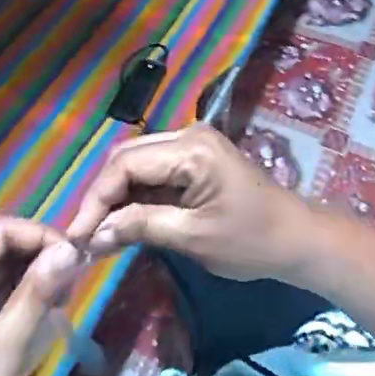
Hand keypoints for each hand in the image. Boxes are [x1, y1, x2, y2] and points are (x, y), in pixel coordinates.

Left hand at [0, 217, 82, 375]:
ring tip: (62, 304)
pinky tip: (45, 323)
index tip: (78, 256)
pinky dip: (25, 306)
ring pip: (3, 274)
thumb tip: (72, 247)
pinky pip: (0, 301)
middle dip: (39, 259)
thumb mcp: (1, 355)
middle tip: (76, 282)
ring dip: (35, 283)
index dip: (39, 236)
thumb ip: (35, 296)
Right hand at [65, 124, 316, 280]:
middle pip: (126, 158)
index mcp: (190, 149)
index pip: (125, 165)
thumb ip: (140, 227)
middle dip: (102, 196)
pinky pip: (153, 170)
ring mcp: (191, 143)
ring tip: (97, 231)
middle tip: (83, 236)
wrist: (298, 239)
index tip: (77, 236)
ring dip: (116, 195)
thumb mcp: (193, 238)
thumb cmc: (252, 241)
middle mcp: (187, 134)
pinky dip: (134, 195)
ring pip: (136, 163)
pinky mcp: (194, 158)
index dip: (96, 200)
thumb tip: (93, 236)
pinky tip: (122, 220)